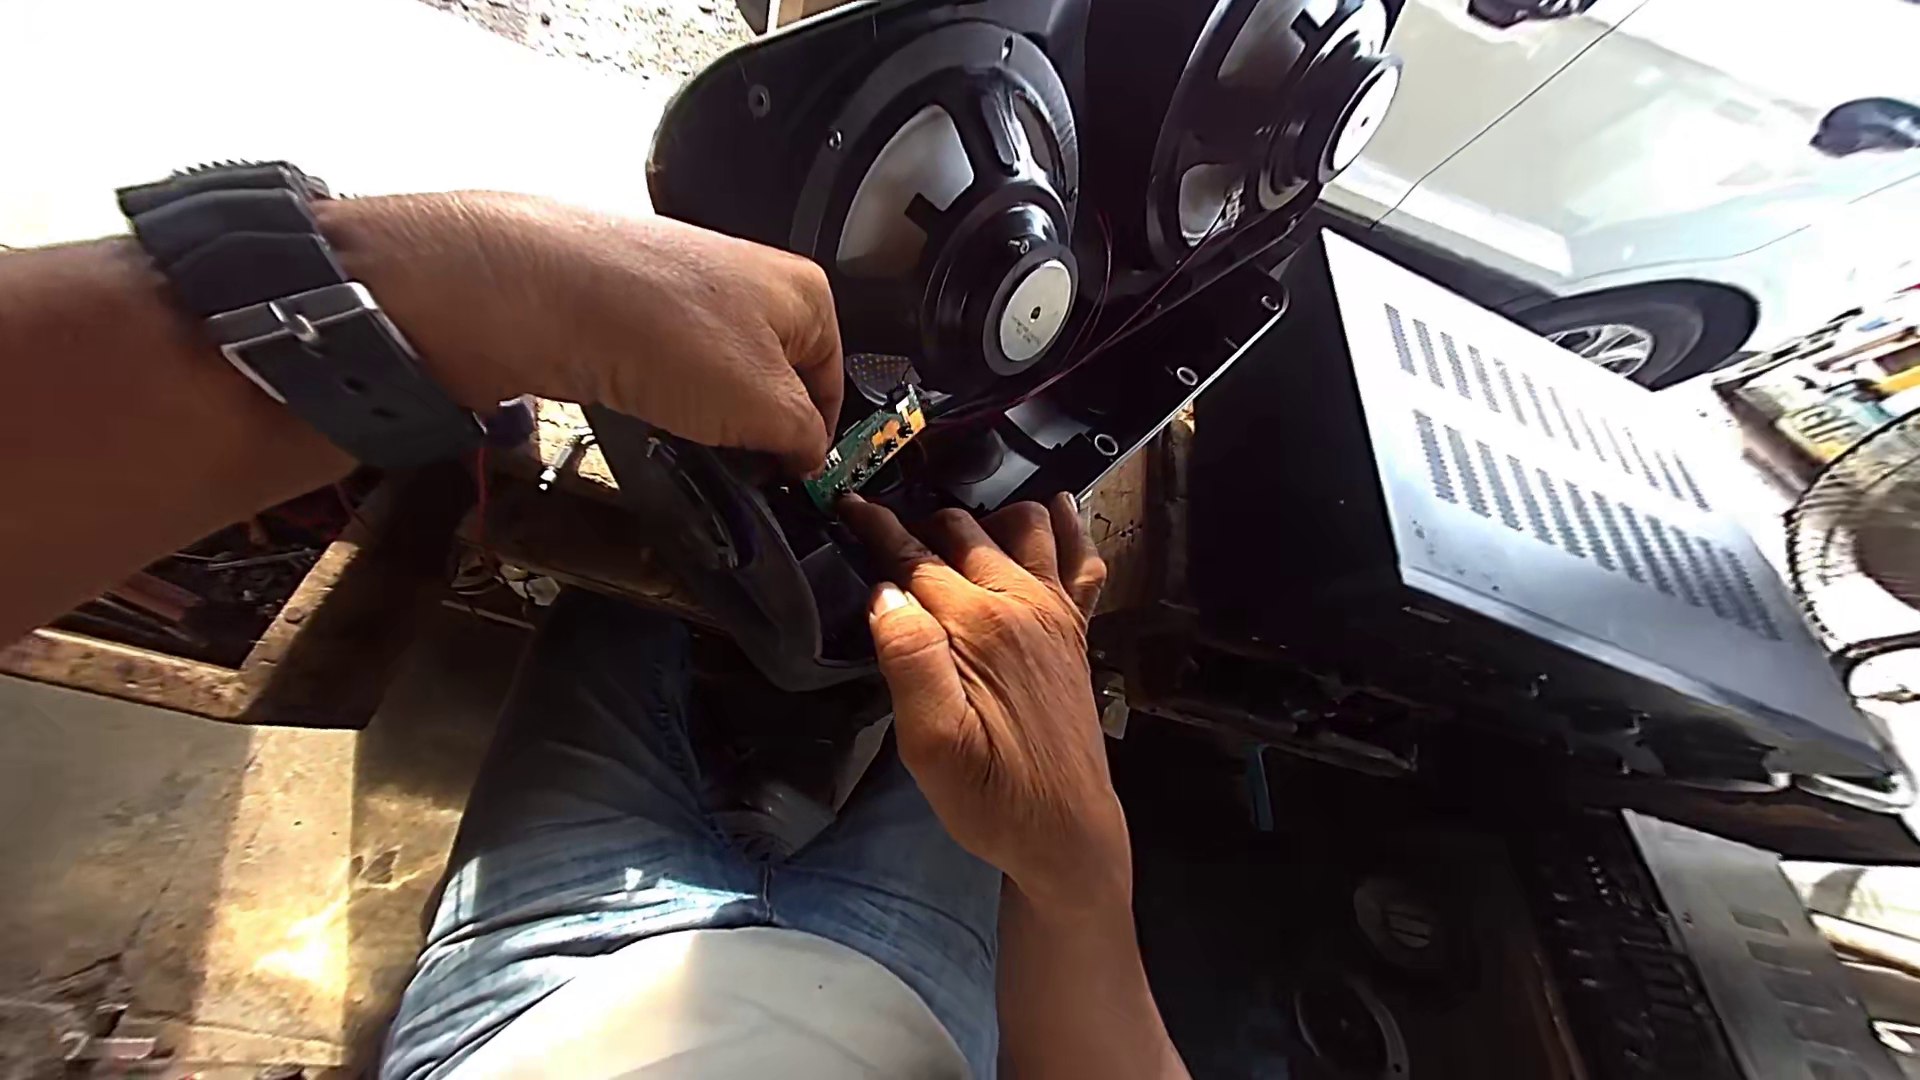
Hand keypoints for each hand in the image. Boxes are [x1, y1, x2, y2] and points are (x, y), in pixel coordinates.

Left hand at [319, 193, 844, 473]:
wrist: (539, 292)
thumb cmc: (672, 341)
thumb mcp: (769, 409)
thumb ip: (807, 440)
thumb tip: (808, 456)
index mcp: (806, 295)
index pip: (833, 385)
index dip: (815, 438)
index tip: (792, 476)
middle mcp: (759, 278)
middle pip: (784, 378)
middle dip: (767, 425)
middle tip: (744, 460)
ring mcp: (700, 283)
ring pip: (733, 373)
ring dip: (721, 413)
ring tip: (694, 431)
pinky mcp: (649, 297)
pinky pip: (685, 361)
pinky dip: (680, 391)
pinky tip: (659, 404)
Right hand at [840, 493, 1127, 911]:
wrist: (1067, 831)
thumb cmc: (992, 794)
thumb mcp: (931, 745)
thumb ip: (909, 659)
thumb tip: (887, 593)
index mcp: (978, 626)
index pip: (916, 559)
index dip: (878, 529)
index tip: (851, 503)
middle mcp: (1022, 602)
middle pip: (965, 532)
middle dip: (923, 524)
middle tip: (892, 536)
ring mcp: (1057, 610)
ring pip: (1026, 526)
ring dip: (989, 516)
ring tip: (957, 532)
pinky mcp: (1076, 627)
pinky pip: (1083, 559)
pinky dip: (1070, 529)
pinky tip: (1059, 512)